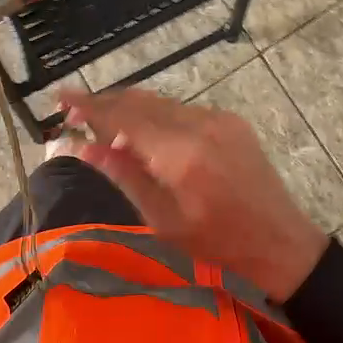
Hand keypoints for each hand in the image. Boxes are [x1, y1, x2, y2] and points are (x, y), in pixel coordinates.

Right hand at [61, 87, 327, 301]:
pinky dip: (156, 115)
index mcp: (180, 154)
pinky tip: (144, 134)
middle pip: (139, 101)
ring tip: (103, 124)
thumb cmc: (217, 245)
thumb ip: (123, 174)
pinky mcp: (229, 120)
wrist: (282, 244)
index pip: (123, 116)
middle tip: (74, 112)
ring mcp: (217, 118)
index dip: (89, 105)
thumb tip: (82, 146)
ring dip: (129, 108)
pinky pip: (181, 109)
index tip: (60, 97)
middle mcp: (198, 124)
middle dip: (104, 103)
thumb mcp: (162, 219)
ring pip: (159, 102)